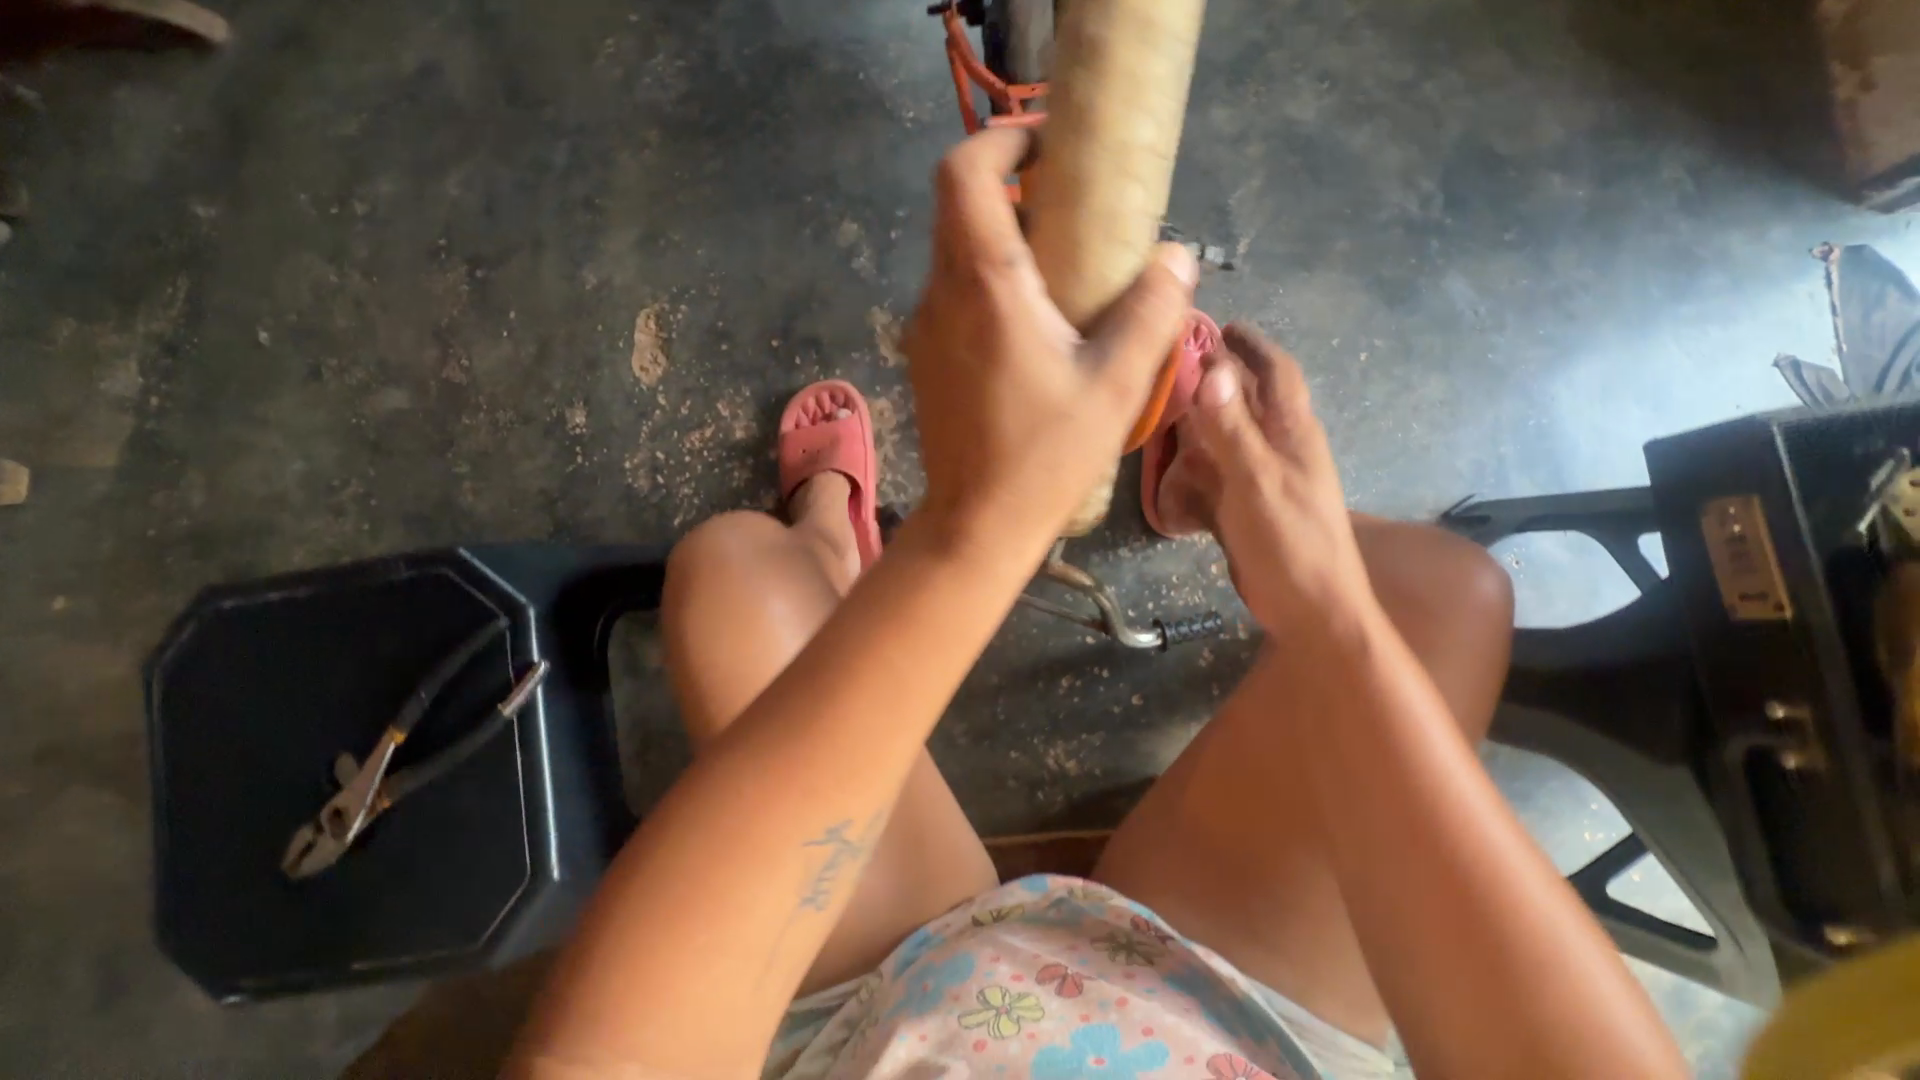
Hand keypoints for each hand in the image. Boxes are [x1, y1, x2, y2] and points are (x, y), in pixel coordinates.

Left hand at [904, 126, 1196, 551]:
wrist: (976, 524)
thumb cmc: (1046, 457)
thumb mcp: (1115, 385)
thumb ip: (1150, 312)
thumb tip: (1177, 257)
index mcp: (985, 285)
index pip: (964, 173)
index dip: (1000, 139)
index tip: (1046, 145)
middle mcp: (941, 295)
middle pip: (957, 207)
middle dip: (1008, 186)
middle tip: (1068, 202)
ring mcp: (924, 329)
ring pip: (953, 252)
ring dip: (999, 237)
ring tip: (1059, 262)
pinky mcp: (924, 358)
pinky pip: (951, 294)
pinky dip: (986, 280)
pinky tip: (1031, 319)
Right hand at [1186, 325, 1374, 627]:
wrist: (1312, 609)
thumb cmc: (1290, 542)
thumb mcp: (1256, 481)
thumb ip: (1231, 428)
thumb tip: (1210, 368)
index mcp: (1294, 433)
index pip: (1277, 373)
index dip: (1253, 346)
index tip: (1221, 325)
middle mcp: (1283, 448)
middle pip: (1252, 400)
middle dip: (1223, 377)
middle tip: (1178, 363)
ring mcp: (1268, 479)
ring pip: (1235, 435)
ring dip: (1207, 418)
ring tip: (1168, 406)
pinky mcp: (1253, 508)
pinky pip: (1223, 471)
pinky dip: (1201, 459)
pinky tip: (1176, 462)